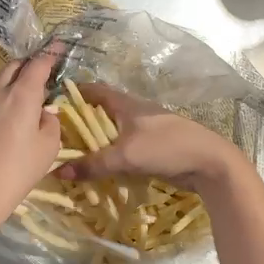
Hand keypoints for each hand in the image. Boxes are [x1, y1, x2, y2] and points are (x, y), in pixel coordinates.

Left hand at [0, 48, 63, 228]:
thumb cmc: (20, 169)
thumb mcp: (49, 146)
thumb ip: (50, 122)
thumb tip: (43, 114)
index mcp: (21, 95)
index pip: (37, 65)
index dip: (50, 54)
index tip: (59, 46)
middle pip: (13, 67)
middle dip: (29, 64)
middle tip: (43, 70)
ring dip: (15, 82)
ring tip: (28, 95)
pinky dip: (4, 99)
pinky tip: (11, 117)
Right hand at [55, 84, 250, 192]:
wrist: (209, 163)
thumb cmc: (166, 148)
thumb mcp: (125, 156)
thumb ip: (92, 164)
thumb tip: (58, 172)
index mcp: (127, 104)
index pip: (95, 90)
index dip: (76, 93)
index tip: (54, 101)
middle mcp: (135, 112)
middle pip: (102, 112)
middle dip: (81, 122)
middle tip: (58, 135)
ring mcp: (146, 130)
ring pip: (113, 132)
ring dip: (96, 141)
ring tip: (74, 153)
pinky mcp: (154, 147)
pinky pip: (124, 148)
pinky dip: (110, 154)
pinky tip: (100, 167)